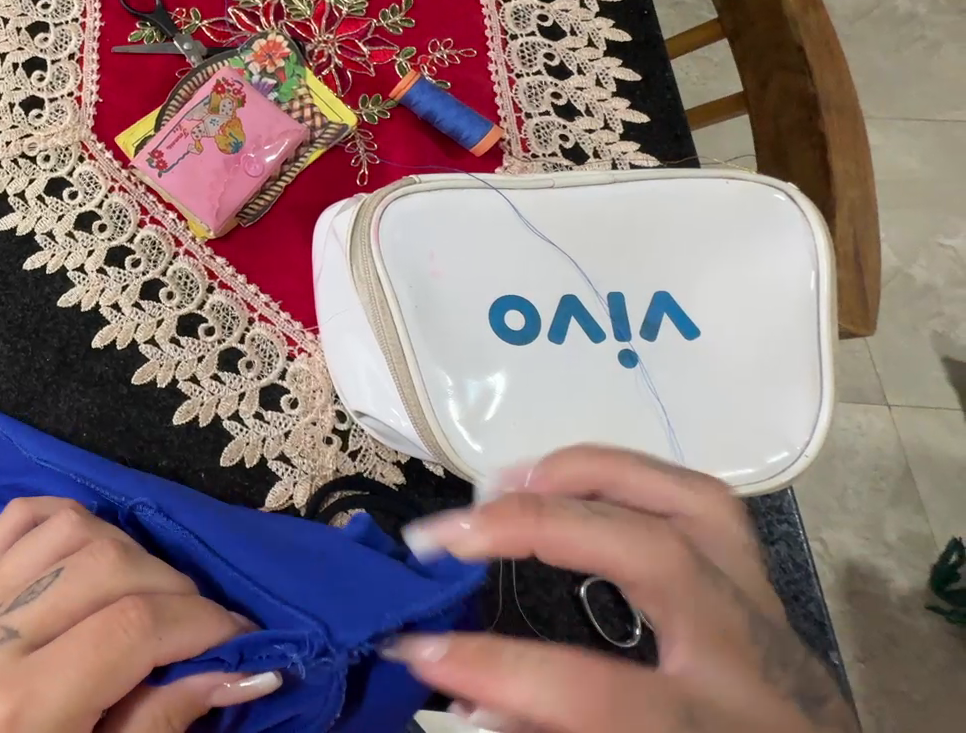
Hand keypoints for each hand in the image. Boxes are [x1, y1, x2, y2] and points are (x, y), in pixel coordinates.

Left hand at [0, 497, 281, 731]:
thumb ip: (164, 718)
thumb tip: (247, 669)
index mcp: (24, 706)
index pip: (133, 627)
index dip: (202, 623)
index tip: (243, 635)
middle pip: (107, 565)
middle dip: (175, 587)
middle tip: (204, 620)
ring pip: (71, 526)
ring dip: (128, 549)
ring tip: (152, 590)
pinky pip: (22, 515)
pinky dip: (70, 518)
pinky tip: (98, 547)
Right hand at [385, 446, 856, 732]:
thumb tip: (462, 694)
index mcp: (720, 730)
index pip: (597, 691)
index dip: (494, 666)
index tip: (412, 645)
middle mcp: (759, 663)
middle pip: (653, 554)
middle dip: (531, 527)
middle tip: (446, 534)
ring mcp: (770, 614)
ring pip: (692, 503)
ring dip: (581, 474)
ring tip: (501, 482)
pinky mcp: (761, 588)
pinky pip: (701, 503)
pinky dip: (621, 476)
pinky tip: (557, 485)